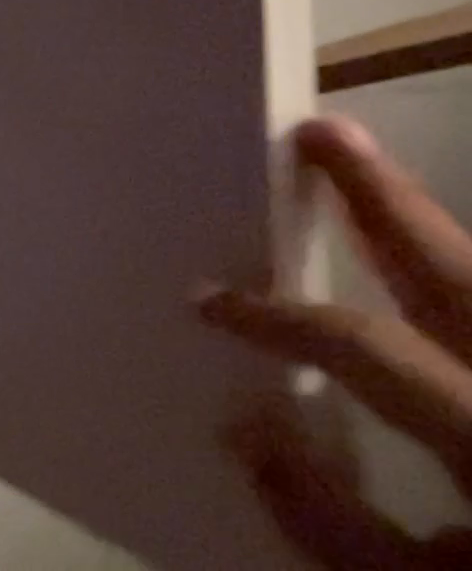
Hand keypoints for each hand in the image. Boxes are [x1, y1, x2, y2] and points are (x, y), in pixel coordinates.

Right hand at [198, 116, 471, 567]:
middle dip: (384, 199)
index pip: (363, 346)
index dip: (274, 318)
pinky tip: (400, 251)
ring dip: (416, 223)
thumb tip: (241, 428)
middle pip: (457, 275)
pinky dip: (440, 273)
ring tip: (353, 167)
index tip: (205, 302)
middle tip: (321, 133)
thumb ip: (327, 519)